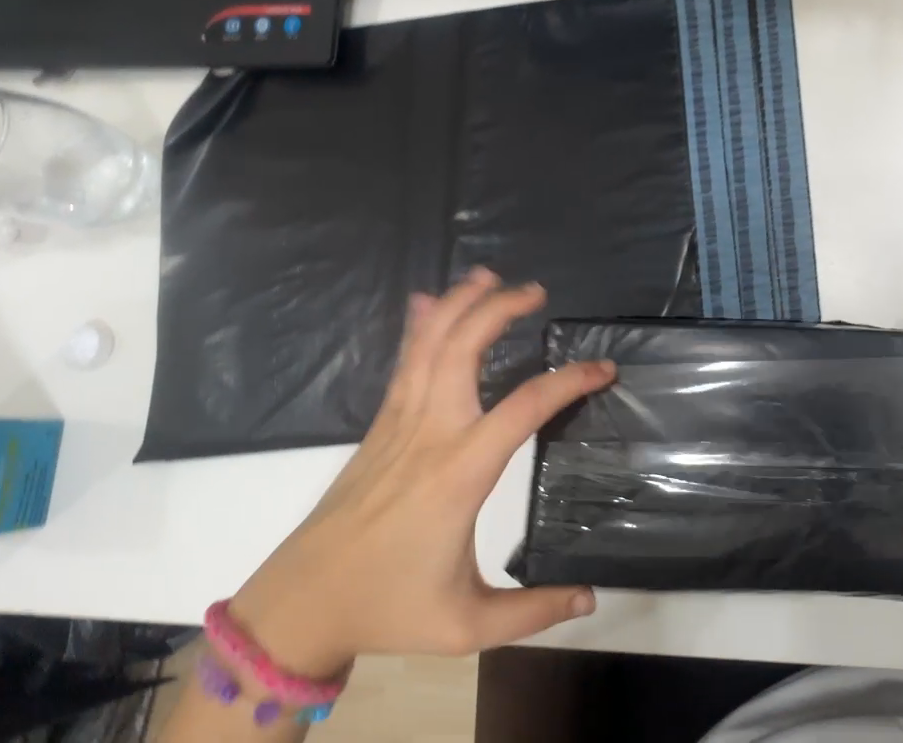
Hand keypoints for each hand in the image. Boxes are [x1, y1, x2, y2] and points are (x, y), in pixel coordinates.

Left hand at [227, 269, 614, 677]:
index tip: (603, 369)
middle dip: (498, 310)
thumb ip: (533, 611)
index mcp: (459, 473)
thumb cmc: (387, 607)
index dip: (569, 380)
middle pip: (462, 350)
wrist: (299, 605)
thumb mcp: (466, 625)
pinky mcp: (378, 429)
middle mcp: (428, 435)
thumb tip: (591, 598)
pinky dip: (419, 328)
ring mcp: (397, 426)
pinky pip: (403, 364)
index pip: (524, 407)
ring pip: (427, 348)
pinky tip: (427, 303)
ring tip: (488, 276)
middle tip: (535, 292)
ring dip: (458, 305)